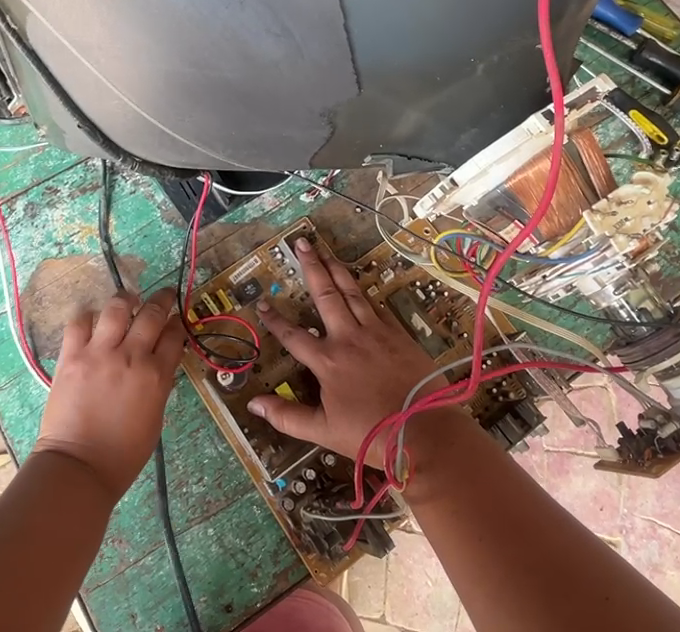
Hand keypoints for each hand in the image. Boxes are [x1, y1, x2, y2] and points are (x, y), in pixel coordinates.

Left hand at [33, 288, 187, 497]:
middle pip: (152, 314)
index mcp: (157, 377)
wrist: (80, 467)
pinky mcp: (72, 356)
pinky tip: (92, 320)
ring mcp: (100, 353)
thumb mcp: (155, 418)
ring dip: (125, 300)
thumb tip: (158, 364)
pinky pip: (79, 322)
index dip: (178, 323)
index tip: (177, 318)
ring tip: (127, 300)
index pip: (175, 336)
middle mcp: (132, 357)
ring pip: (117, 308)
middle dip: (162, 300)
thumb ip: (158, 386)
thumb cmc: (123, 454)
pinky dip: (87, 317)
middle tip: (163, 295)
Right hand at [247, 238, 461, 462]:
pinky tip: (360, 285)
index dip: (276, 319)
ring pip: (352, 293)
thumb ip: (287, 416)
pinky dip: (365, 293)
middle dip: (312, 268)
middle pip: (325, 295)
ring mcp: (376, 333)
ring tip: (326, 251)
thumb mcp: (324, 431)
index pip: (293, 335)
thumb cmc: (372, 435)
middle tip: (302, 243)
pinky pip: (377, 307)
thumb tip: (254, 404)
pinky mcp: (398, 335)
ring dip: (337, 270)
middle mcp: (348, 338)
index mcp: (327, 361)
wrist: (425, 431)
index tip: (263, 303)